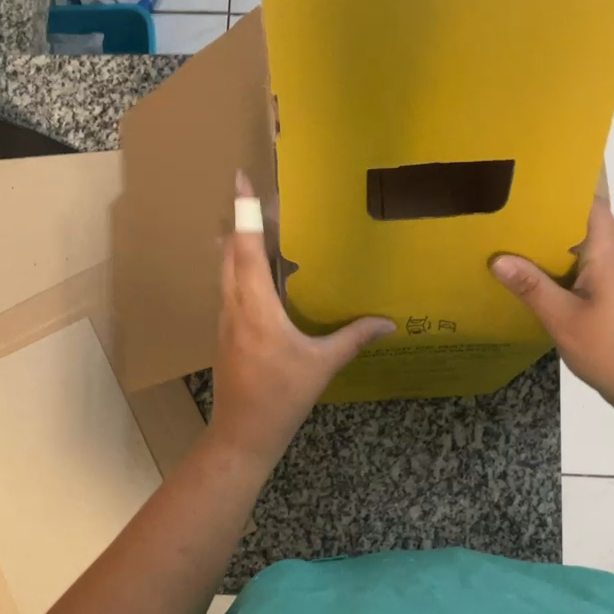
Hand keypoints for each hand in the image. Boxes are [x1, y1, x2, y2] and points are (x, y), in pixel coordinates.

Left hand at [208, 175, 393, 464]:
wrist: (241, 434)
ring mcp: (224, 321)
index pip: (245, 247)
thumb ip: (353, 338)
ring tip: (260, 229)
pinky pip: (228, 290)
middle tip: (262, 200)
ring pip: (225, 271)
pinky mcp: (224, 334)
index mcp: (255, 307)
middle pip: (229, 252)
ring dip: (238, 247)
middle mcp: (233, 306)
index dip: (244, 212)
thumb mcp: (322, 366)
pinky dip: (239, 271)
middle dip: (242, 222)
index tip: (240, 179)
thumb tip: (389, 323)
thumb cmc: (281, 398)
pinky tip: (260, 276)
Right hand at [489, 198, 613, 413]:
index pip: (592, 205)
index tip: (533, 188)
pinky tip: (537, 283)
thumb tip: (497, 258)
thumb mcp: (562, 319)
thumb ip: (531, 286)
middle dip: (549, 221)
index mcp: (607, 254)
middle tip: (510, 218)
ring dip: (553, 249)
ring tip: (515, 247)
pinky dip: (562, 270)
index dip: (566, 192)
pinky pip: (586, 271)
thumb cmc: (608, 349)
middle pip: (584, 226)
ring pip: (584, 251)